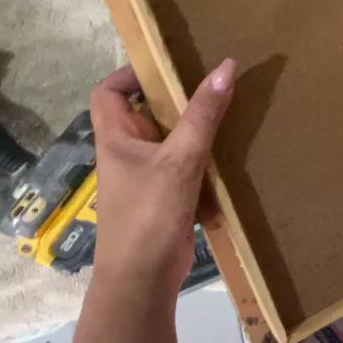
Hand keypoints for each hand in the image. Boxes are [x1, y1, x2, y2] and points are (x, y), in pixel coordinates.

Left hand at [88, 59, 235, 297]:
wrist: (143, 278)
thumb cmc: (148, 214)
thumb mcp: (181, 158)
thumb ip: (204, 114)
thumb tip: (225, 66)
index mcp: (115, 139)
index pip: (108, 92)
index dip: (132, 73)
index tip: (170, 63)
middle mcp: (128, 153)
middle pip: (147, 111)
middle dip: (179, 97)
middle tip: (214, 81)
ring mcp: (148, 176)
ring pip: (172, 138)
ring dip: (198, 127)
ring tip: (232, 109)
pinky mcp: (168, 195)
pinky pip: (188, 164)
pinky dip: (208, 157)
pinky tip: (234, 153)